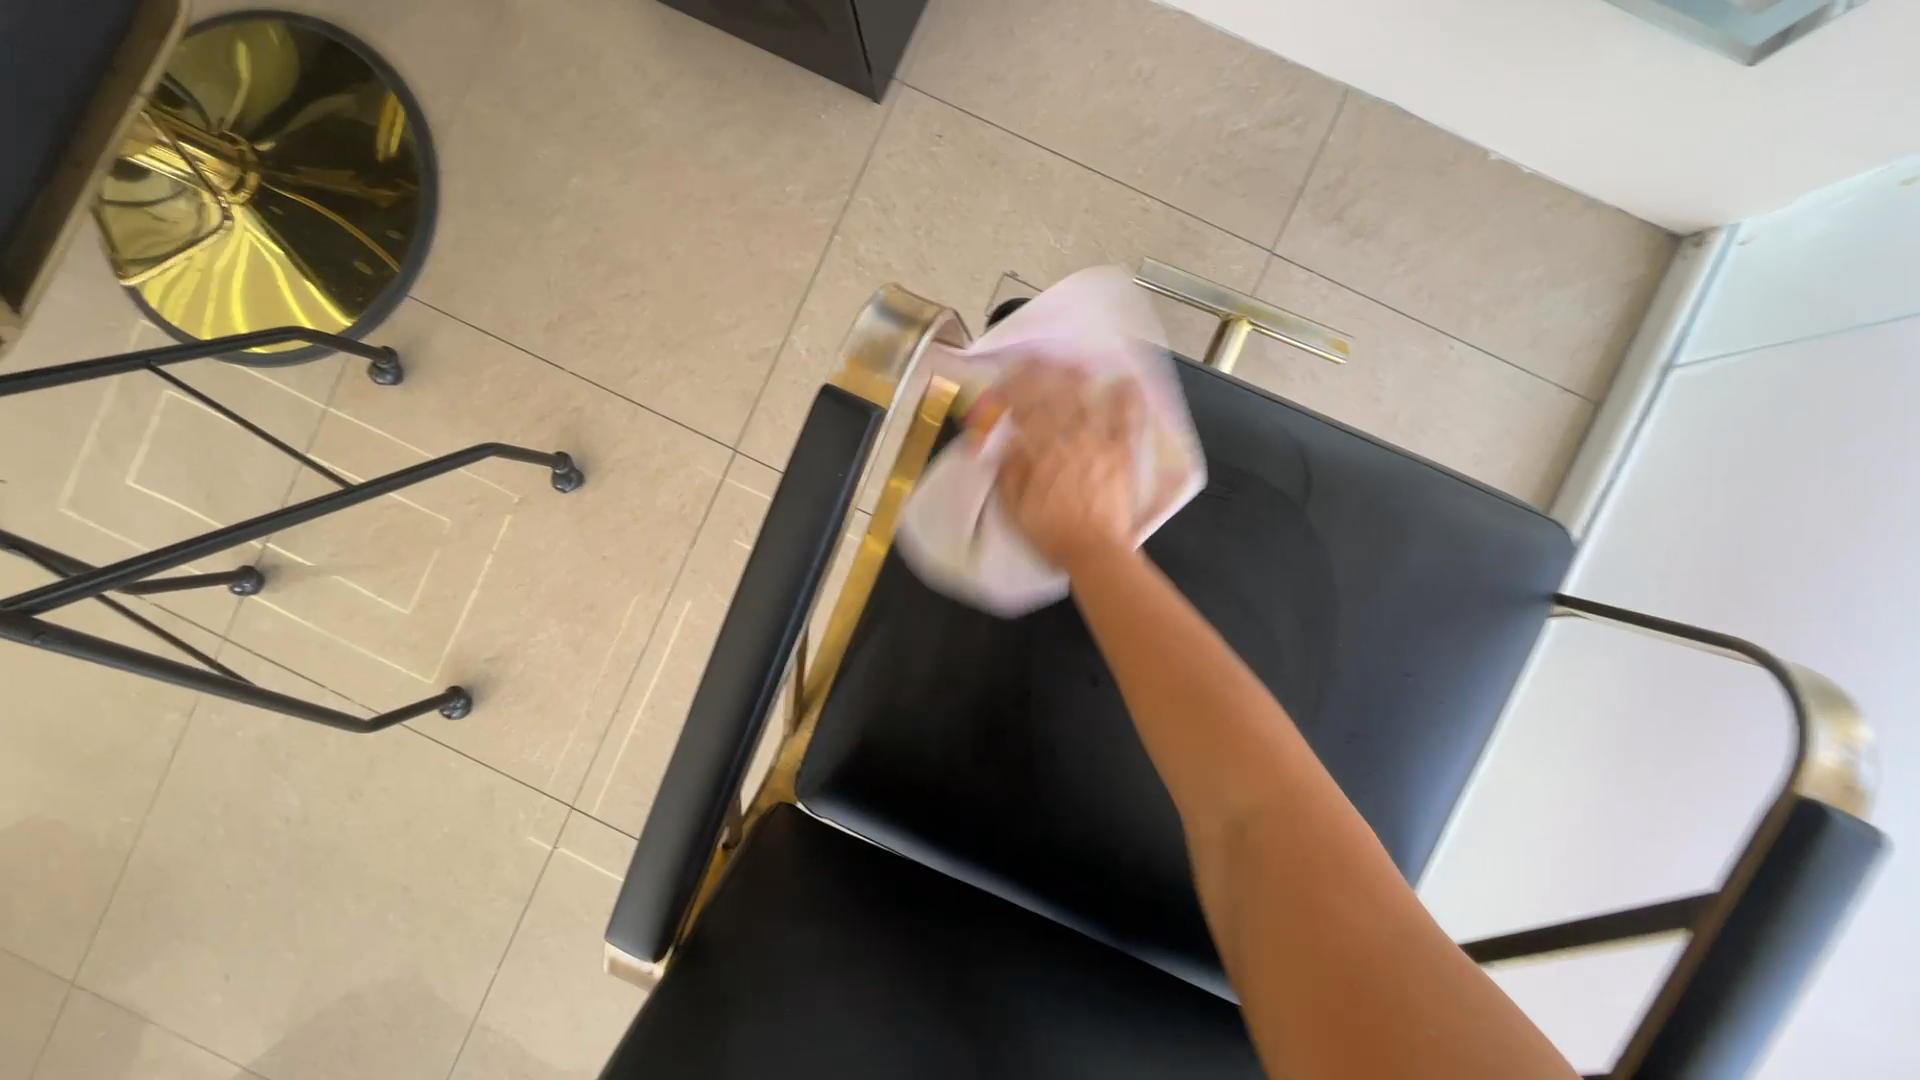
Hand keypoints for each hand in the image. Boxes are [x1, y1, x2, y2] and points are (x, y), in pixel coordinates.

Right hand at [975, 361, 1144, 572]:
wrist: (1095, 552)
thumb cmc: (1050, 533)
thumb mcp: (1013, 508)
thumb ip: (1008, 471)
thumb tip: (1005, 442)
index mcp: (1040, 452)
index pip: (1024, 410)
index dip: (1014, 390)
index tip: (1006, 377)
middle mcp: (1069, 441)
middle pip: (1054, 398)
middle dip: (1042, 375)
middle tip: (1035, 358)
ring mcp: (1099, 445)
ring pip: (1087, 402)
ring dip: (1078, 379)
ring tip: (1072, 362)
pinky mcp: (1122, 455)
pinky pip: (1126, 421)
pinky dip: (1127, 400)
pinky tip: (1126, 382)